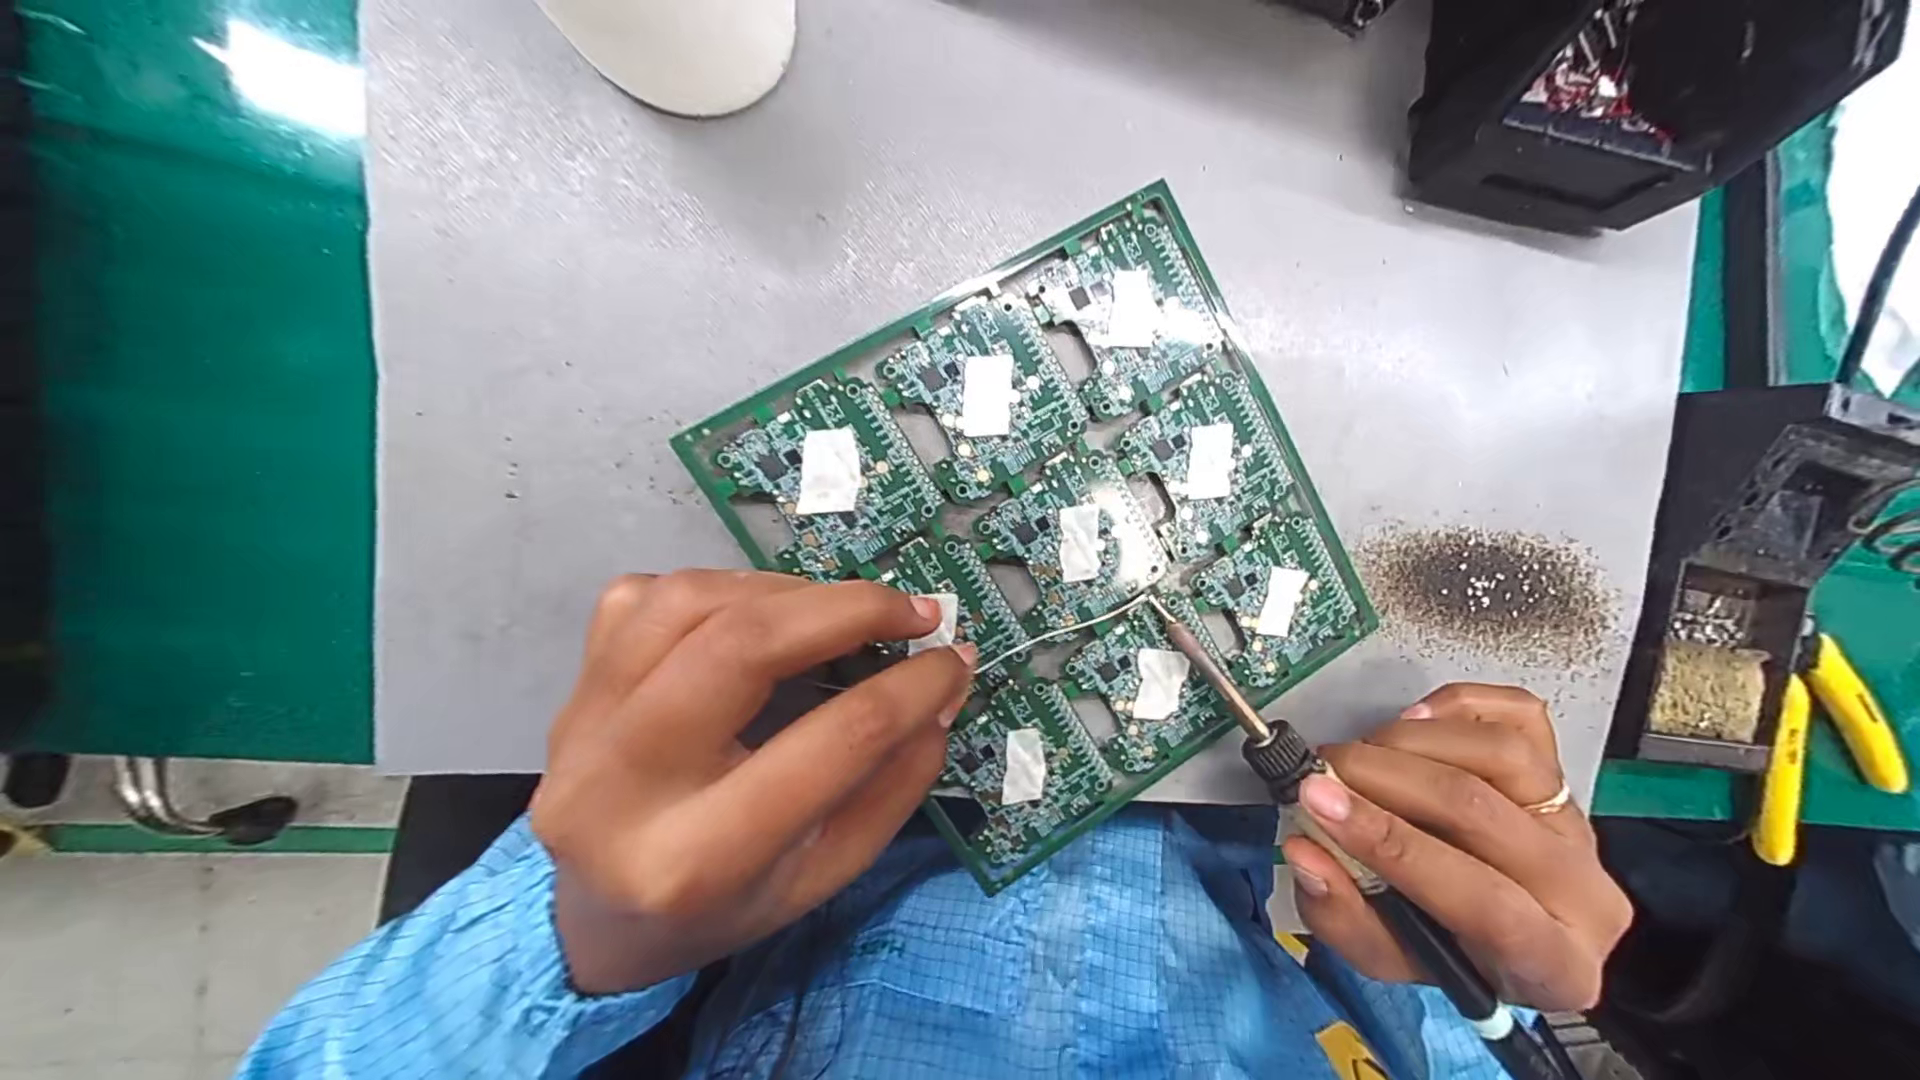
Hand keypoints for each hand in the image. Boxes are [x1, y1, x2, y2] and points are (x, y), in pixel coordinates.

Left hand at [530, 570, 974, 993]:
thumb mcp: (825, 872)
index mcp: (696, 860)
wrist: (598, 914)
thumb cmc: (724, 904)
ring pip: (692, 600)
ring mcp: (578, 721)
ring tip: (836, 611)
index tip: (954, 658)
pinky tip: (758, 614)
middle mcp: (619, 783)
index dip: (912, 688)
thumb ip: (895, 783)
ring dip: (786, 590)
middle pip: (742, 645)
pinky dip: (722, 586)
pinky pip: (648, 594)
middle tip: (911, 610)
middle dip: (848, 609)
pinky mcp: (570, 681)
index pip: (833, 742)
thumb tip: (943, 687)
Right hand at [1280, 683, 1632, 1010]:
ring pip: (1500, 752)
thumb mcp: (1381, 953)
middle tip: (1319, 768)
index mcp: (1549, 961)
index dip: (1389, 843)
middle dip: (1378, 776)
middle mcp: (1579, 890)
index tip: (1315, 798)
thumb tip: (1303, 848)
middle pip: (1476, 809)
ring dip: (1407, 741)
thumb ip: (1339, 914)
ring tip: (1361, 753)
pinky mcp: (1560, 771)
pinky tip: (1411, 718)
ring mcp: (1574, 822)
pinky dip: (1458, 703)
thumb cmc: (1435, 941)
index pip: (1482, 900)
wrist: (1490, 923)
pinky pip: (1520, 715)